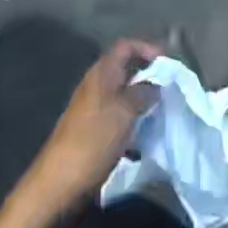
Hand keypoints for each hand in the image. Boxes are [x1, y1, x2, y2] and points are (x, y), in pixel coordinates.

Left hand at [30, 39, 163, 199]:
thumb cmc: (93, 138)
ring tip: (161, 110)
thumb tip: (156, 84)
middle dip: (147, 74)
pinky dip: (132, 120)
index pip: (125, 46)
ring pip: (123, 94)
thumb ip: (143, 92)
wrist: (59, 181)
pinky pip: (118, 115)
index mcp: (102, 72)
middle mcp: (96, 84)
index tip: (167, 60)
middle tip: (168, 86)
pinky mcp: (92, 129)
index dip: (146, 48)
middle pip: (124, 68)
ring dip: (141, 99)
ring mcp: (92, 107)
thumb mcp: (124, 112)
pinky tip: (144, 135)